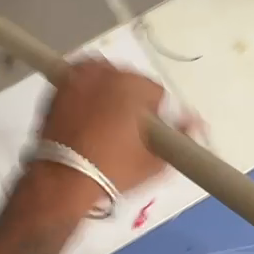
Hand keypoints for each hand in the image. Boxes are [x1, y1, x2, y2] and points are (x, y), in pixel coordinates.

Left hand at [35, 58, 170, 197]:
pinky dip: (86, 94)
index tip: (148, 135)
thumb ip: (180, 137)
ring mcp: (77, 77)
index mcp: (132, 85)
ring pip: (104, 79)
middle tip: (126, 133)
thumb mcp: (153, 162)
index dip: (156, 116)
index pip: (156, 93)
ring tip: (106, 126)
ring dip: (109, 94)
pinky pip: (79, 83)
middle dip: (132, 102)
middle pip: (129, 81)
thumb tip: (196, 123)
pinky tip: (87, 119)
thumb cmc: (110, 171)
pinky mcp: (57, 88)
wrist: (62, 180)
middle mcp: (104, 72)